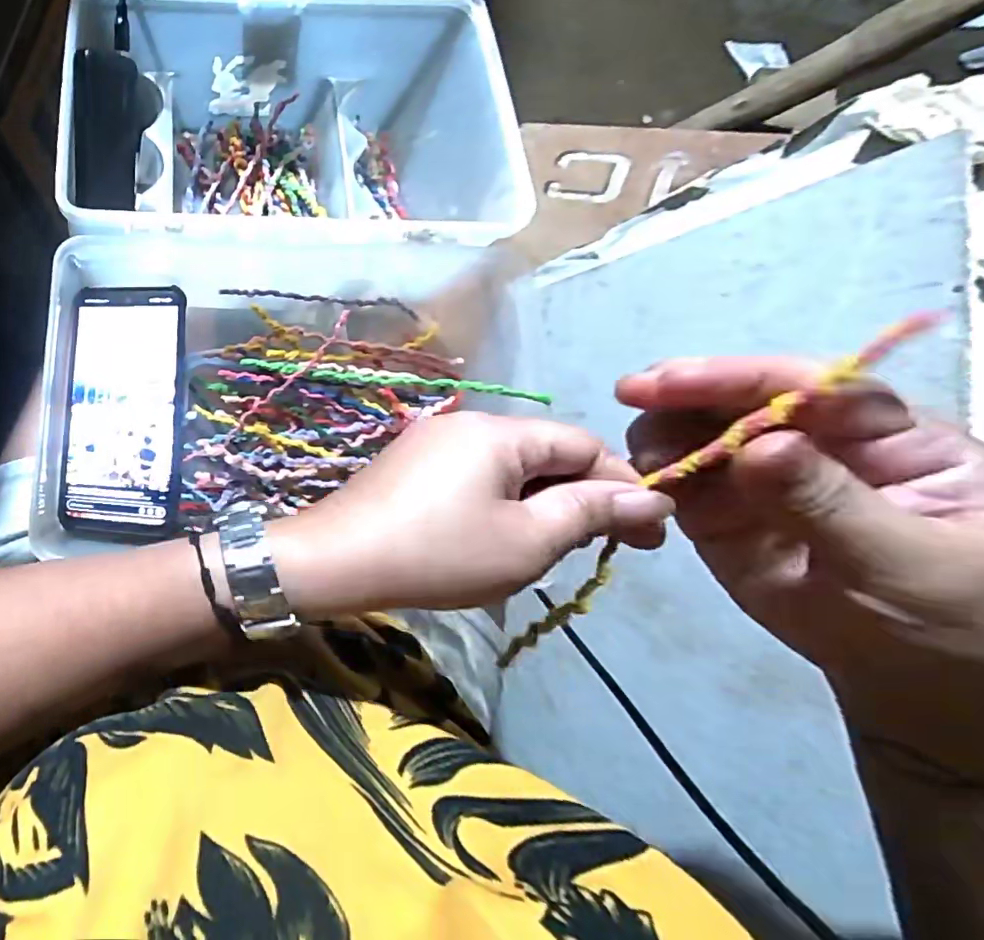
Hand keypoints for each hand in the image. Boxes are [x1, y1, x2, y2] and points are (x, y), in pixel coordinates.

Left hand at [274, 411, 673, 616]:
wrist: (335, 559)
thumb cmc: (439, 552)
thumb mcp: (528, 539)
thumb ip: (590, 512)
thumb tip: (648, 497)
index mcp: (496, 432)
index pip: (582, 444)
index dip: (622, 488)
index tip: (647, 539)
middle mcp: (461, 425)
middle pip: (542, 453)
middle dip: (577, 499)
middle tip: (593, 552)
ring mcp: (426, 443)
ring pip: (506, 468)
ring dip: (536, 506)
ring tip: (540, 552)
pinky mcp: (405, 466)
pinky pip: (469, 477)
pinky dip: (495, 505)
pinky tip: (491, 541)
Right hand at [619, 357, 983, 780]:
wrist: (938, 701)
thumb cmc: (970, 626)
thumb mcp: (915, 565)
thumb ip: (830, 504)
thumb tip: (759, 447)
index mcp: (894, 440)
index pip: (813, 389)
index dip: (740, 377)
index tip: (668, 379)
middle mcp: (820, 447)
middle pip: (741, 402)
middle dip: (683, 395)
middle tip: (631, 397)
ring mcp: (764, 482)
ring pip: (697, 435)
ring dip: (660, 437)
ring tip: (640, 461)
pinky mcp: (722, 516)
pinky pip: (677, 485)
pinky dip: (649, 479)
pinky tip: (638, 488)